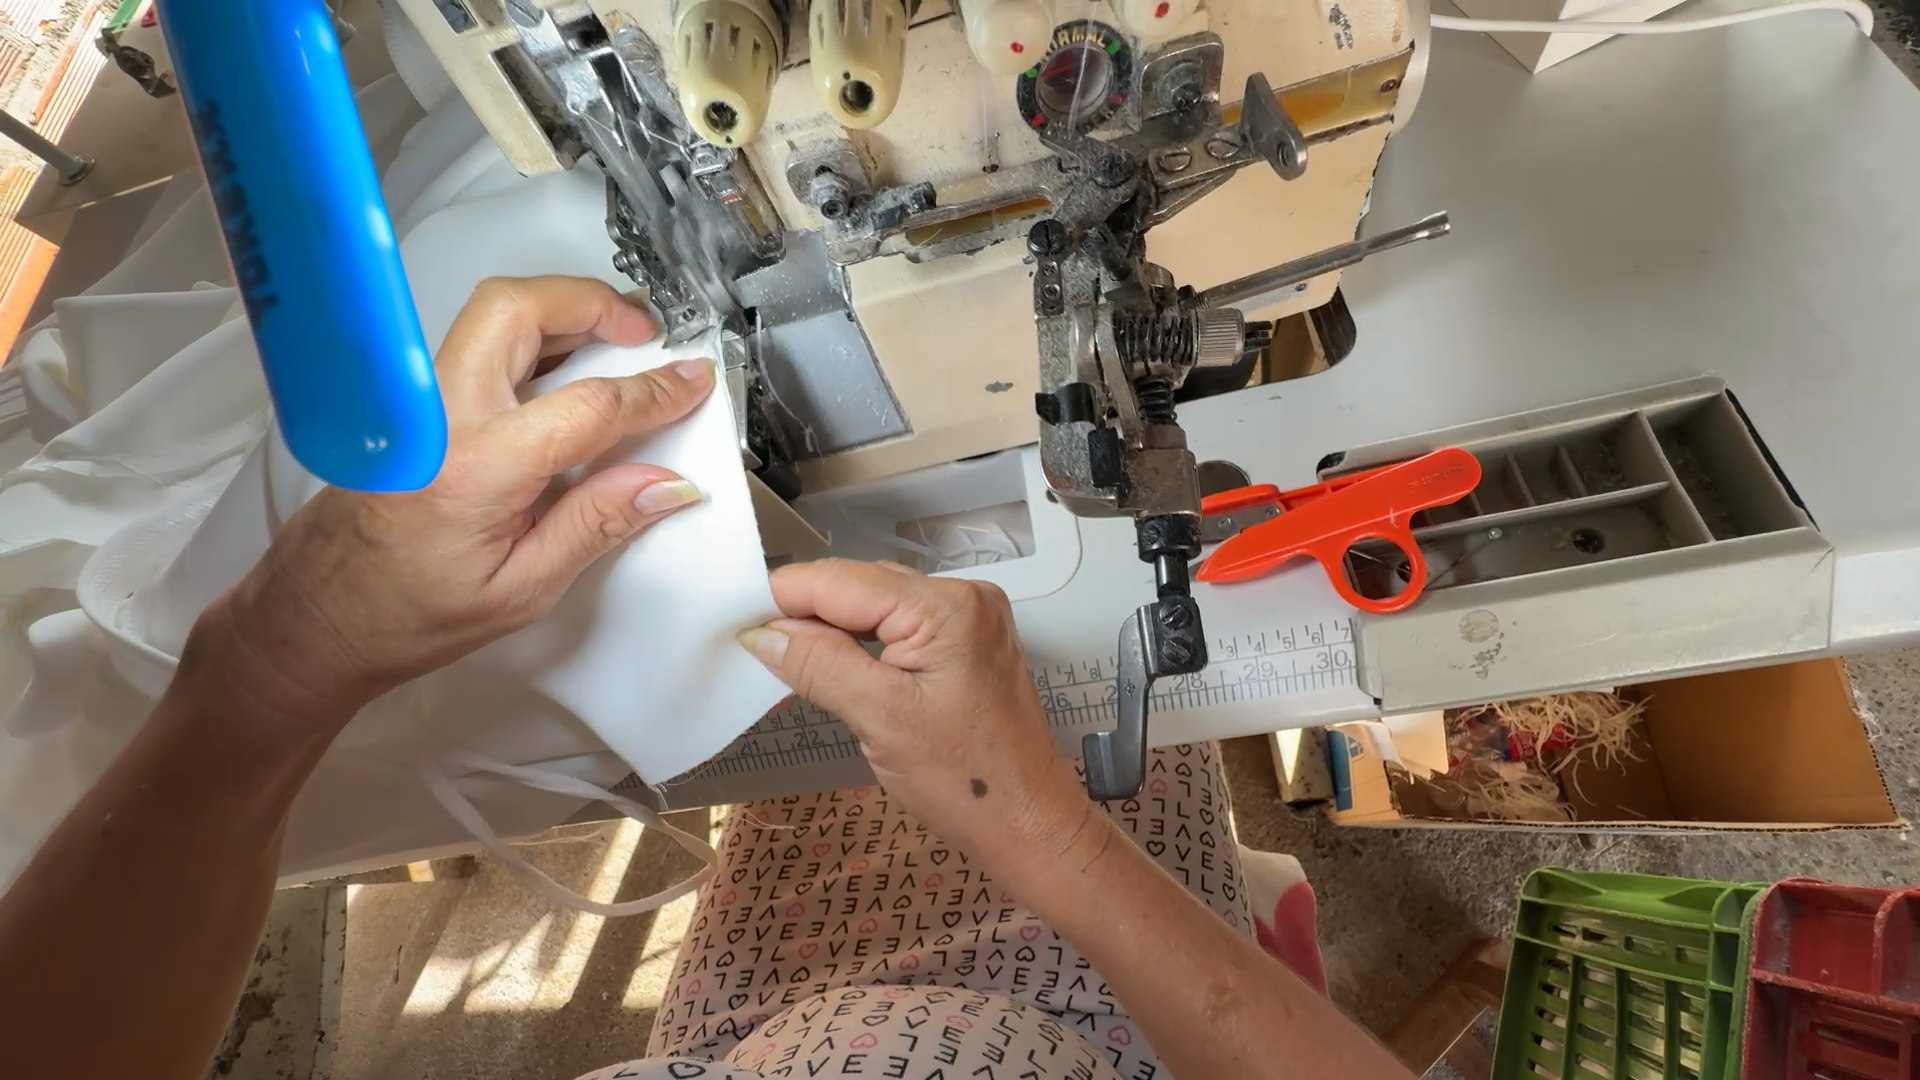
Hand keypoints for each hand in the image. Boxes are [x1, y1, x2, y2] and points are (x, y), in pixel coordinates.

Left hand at [196, 276, 715, 730]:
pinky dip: (537, 334)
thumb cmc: (413, 613)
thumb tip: (670, 485)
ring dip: (564, 311)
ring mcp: (418, 402)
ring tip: (620, 340)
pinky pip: (481, 341)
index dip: (653, 392)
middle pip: (515, 309)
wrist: (318, 616)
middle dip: (592, 303)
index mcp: (474, 470)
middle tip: (648, 333)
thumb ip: (598, 524)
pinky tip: (571, 363)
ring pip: (493, 313)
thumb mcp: (524, 588)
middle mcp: (438, 417)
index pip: (587, 407)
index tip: (695, 382)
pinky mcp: (414, 404)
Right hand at [736, 560, 1092, 873]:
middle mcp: (963, 594)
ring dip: (833, 626)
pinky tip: (835, 658)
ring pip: (879, 603)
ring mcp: (971, 615)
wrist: (1030, 821)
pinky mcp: (969, 638)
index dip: (783, 595)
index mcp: (946, 605)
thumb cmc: (964, 781)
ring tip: (787, 654)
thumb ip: (818, 663)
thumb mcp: (880, 719)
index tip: (733, 616)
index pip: (843, 580)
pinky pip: (902, 623)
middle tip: (754, 643)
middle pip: (861, 586)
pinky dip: (864, 639)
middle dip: (806, 611)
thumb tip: (763, 632)